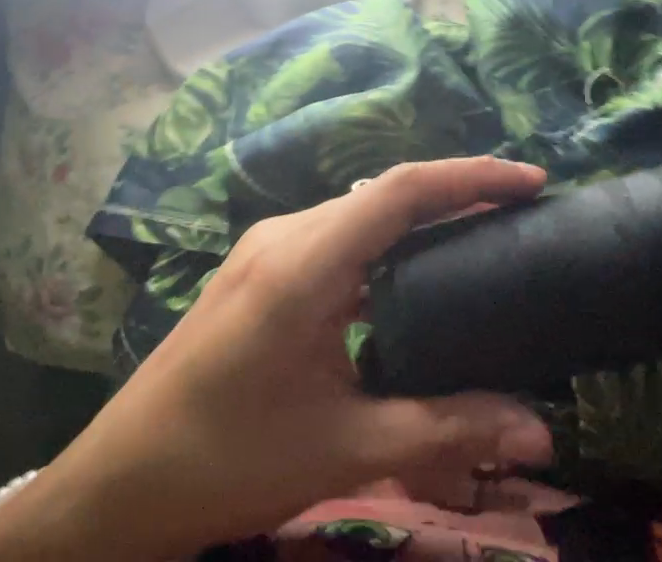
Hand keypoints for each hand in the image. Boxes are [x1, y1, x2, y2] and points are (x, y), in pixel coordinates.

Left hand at [0, 158, 554, 561]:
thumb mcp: (345, 446)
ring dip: (417, 218)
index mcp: (302, 264)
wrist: (120, 483)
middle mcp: (282, 237)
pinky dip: (383, 244)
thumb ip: (446, 429)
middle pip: (381, 195)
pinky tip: (410, 276)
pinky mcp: (256, 274)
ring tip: (479, 238)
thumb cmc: (230, 459)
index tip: (530, 182)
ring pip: (356, 214)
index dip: (470, 177)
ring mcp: (262, 251)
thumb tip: (541, 434)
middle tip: (519, 216)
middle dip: (453, 194)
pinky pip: (333, 239)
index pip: (400, 191)